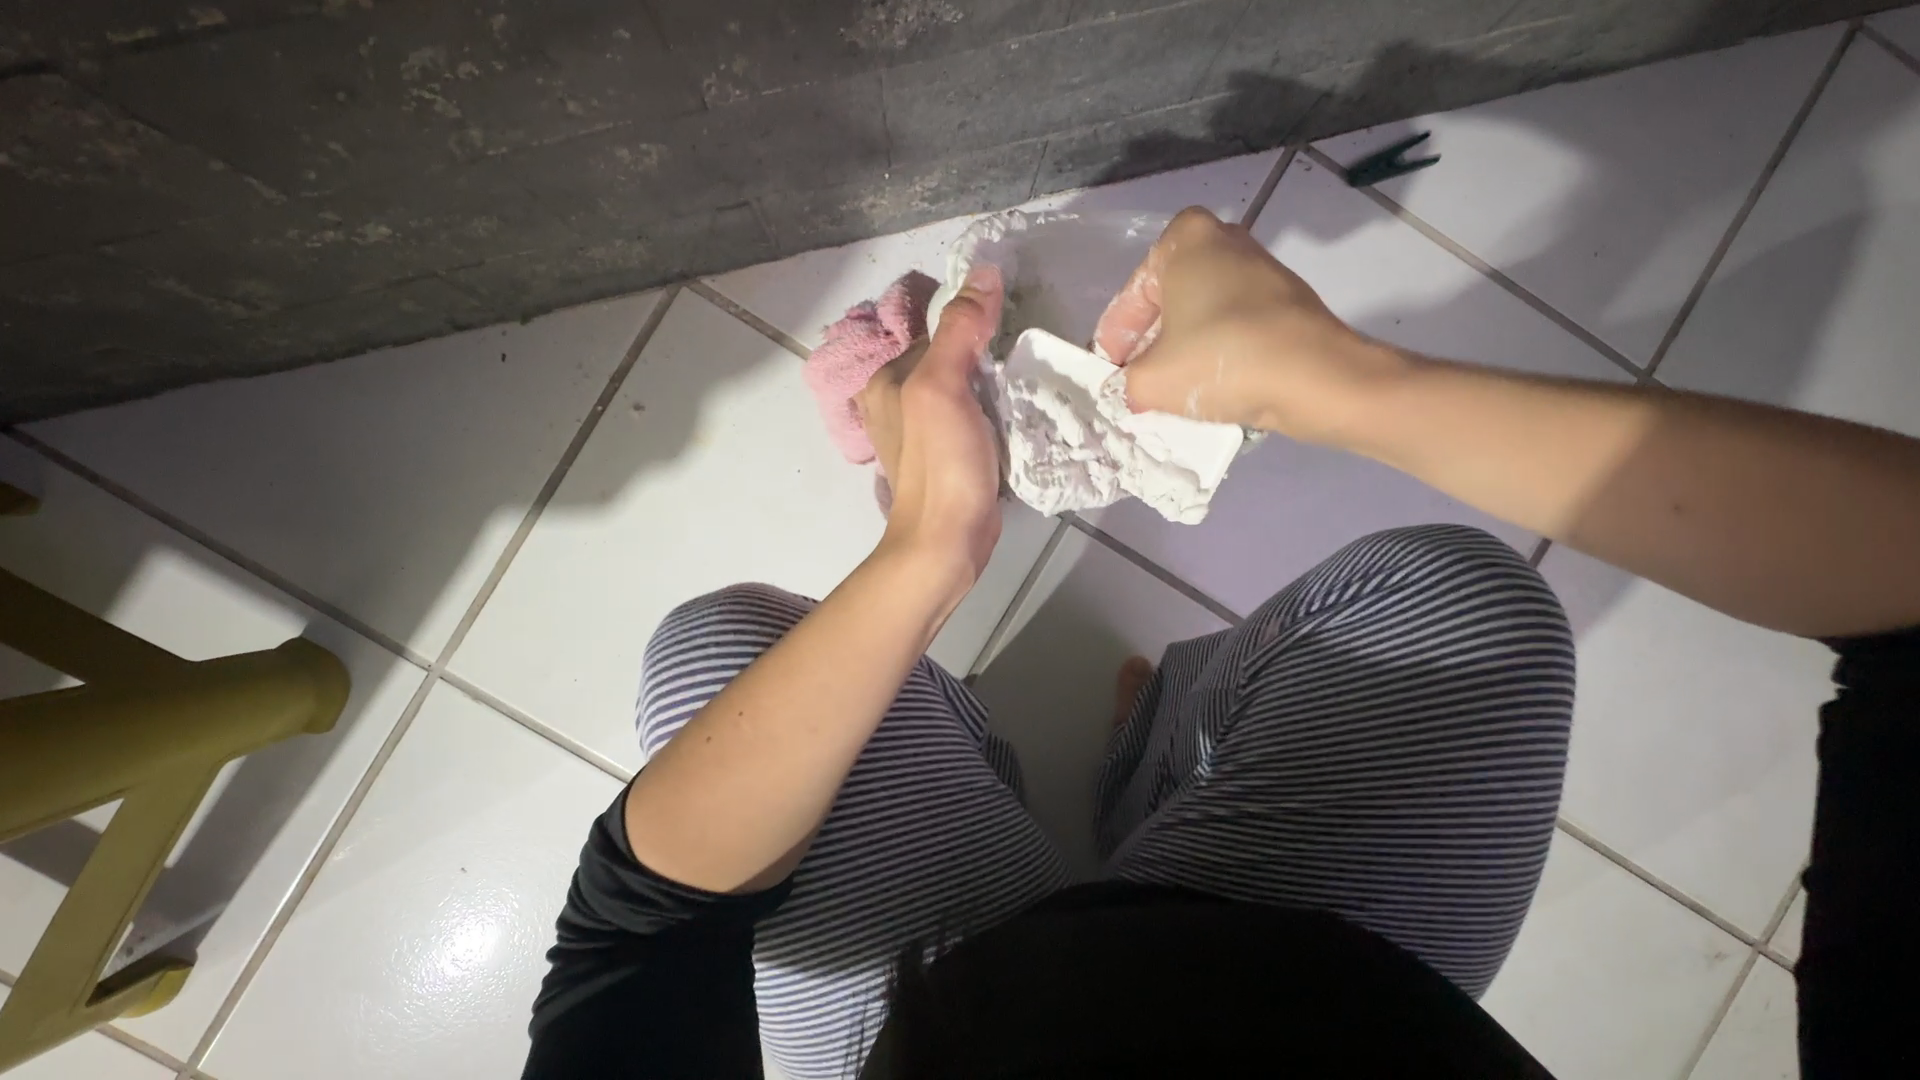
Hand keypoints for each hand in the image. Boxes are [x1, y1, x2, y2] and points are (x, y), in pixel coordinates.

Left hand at [856, 263, 1005, 586]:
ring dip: (990, 383)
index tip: (1007, 321)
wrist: (948, 539)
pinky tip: (1014, 414)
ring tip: (1025, 379)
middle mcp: (895, 401)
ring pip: (961, 388)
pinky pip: (970, 417)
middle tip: (1023, 351)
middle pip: (946, 358)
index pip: (931, 329)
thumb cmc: (940, 462)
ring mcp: (920, 432)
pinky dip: (991, 411)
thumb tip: (983, 272)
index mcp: (885, 380)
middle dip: (982, 352)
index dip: (968, 320)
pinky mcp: (945, 456)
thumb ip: (960, 330)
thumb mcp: (943, 385)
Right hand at [1094, 206, 1406, 440]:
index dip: (1113, 343)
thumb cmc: (1222, 361)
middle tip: (1135, 383)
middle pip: (1166, 302)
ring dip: (1181, 350)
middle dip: (1148, 343)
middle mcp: (1223, 239)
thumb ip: (1124, 382)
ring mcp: (1259, 267)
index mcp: (1184, 238)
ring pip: (1200, 314)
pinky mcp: (1285, 299)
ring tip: (1170, 390)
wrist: (1317, 378)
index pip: (1130, 298)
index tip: (1108, 376)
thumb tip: (1129, 388)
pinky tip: (1209, 385)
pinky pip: (1232, 325)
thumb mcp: (1149, 381)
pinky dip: (1215, 352)